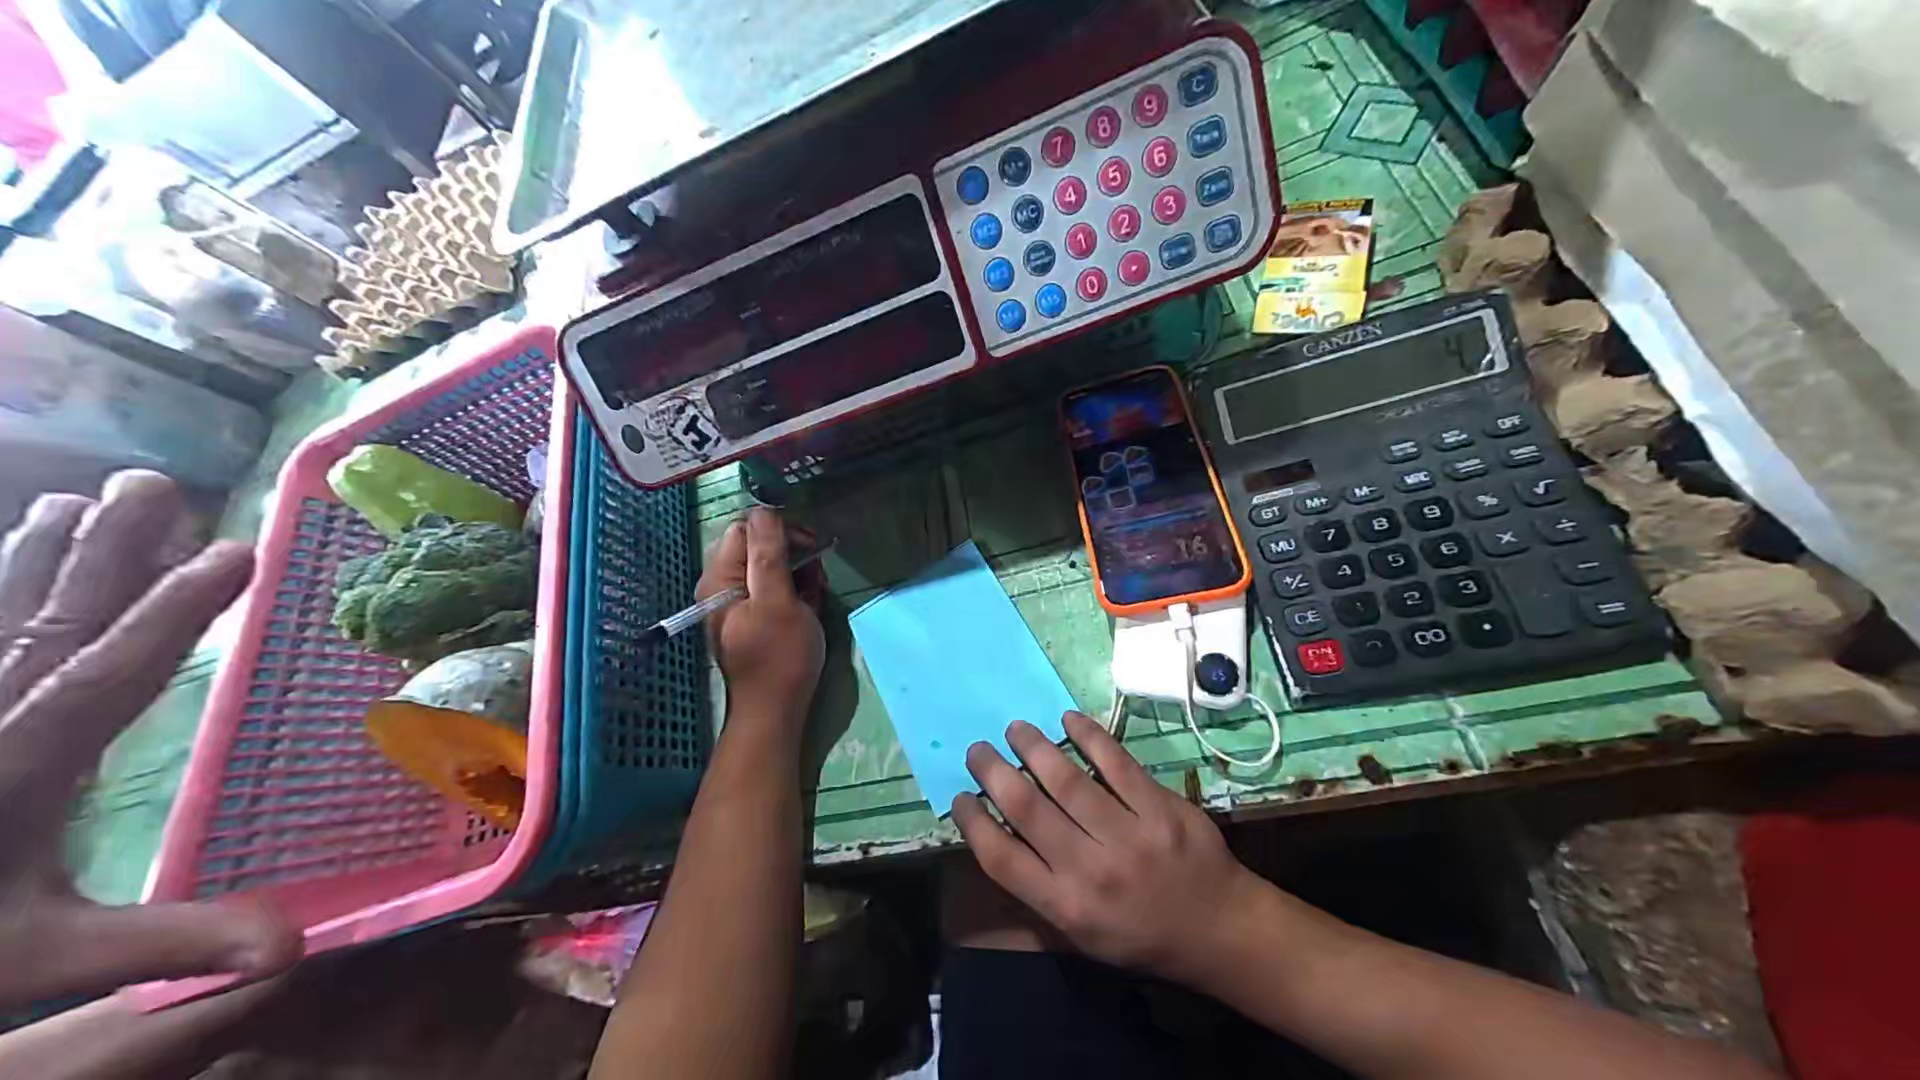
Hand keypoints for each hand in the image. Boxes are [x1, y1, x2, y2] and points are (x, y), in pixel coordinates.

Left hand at [0, 472, 301, 1011]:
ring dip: (39, 564)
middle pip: (47, 627)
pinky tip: (2, 575)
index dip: (177, 613)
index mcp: (9, 774)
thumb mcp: (35, 961)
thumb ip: (162, 943)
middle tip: (149, 485)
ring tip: (72, 505)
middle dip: (106, 554)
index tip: (238, 551)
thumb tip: (296, 945)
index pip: (107, 677)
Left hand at [697, 508, 824, 728]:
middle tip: (817, 572)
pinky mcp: (753, 617)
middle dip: (792, 552)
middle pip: (757, 545)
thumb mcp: (777, 601)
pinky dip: (795, 591)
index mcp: (720, 577)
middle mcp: (722, 585)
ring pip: (769, 567)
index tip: (810, 547)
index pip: (746, 528)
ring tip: (815, 592)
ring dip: (798, 572)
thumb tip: (763, 510)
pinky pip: (773, 589)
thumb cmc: (779, 657)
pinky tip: (809, 605)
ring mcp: (737, 602)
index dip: (780, 530)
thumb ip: (768, 555)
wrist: (775, 712)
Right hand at [951, 711, 1264, 985]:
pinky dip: (1089, 735)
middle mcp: (1091, 871)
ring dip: (1034, 747)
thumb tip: (995, 836)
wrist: (1219, 929)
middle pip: (1026, 809)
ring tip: (1016, 729)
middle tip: (979, 749)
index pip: (1001, 857)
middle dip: (994, 772)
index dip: (973, 822)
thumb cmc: (1140, 935)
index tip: (960, 796)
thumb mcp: (1081, 936)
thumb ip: (1037, 890)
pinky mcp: (1160, 807)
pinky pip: (1116, 762)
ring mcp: (1129, 835)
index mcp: (1065, 906)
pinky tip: (1068, 719)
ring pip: (1067, 779)